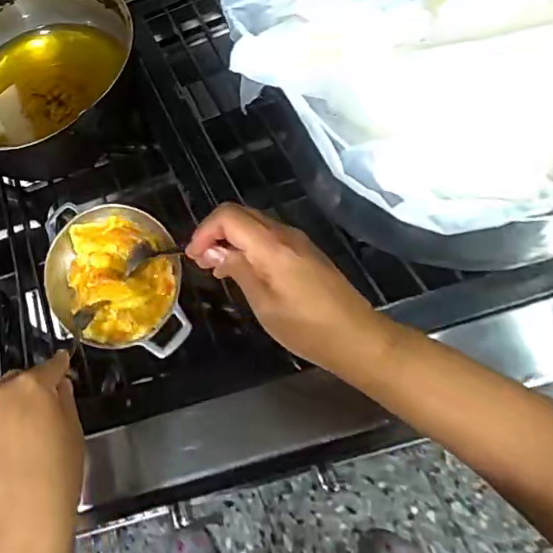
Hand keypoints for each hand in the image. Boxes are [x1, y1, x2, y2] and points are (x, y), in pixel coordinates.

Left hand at [0, 350, 83, 545]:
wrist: (21, 525)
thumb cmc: (58, 476)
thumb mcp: (74, 433)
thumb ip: (65, 401)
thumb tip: (59, 387)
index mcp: (32, 386)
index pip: (50, 366)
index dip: (60, 366)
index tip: (64, 365)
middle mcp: (2, 395)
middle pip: (20, 382)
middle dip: (32, 390)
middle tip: (47, 413)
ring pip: (1, 406)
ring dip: (13, 413)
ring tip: (27, 442)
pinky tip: (10, 460)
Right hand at [185, 203, 389, 373]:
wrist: (358, 337)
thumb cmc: (307, 328)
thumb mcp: (264, 305)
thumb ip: (238, 271)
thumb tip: (215, 252)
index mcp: (272, 245)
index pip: (228, 216)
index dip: (204, 231)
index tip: (193, 256)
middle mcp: (285, 234)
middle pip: (241, 215)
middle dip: (215, 232)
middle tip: (202, 261)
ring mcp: (299, 241)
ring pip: (255, 224)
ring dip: (232, 239)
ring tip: (219, 268)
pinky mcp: (307, 252)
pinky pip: (269, 236)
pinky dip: (249, 245)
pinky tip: (246, 271)